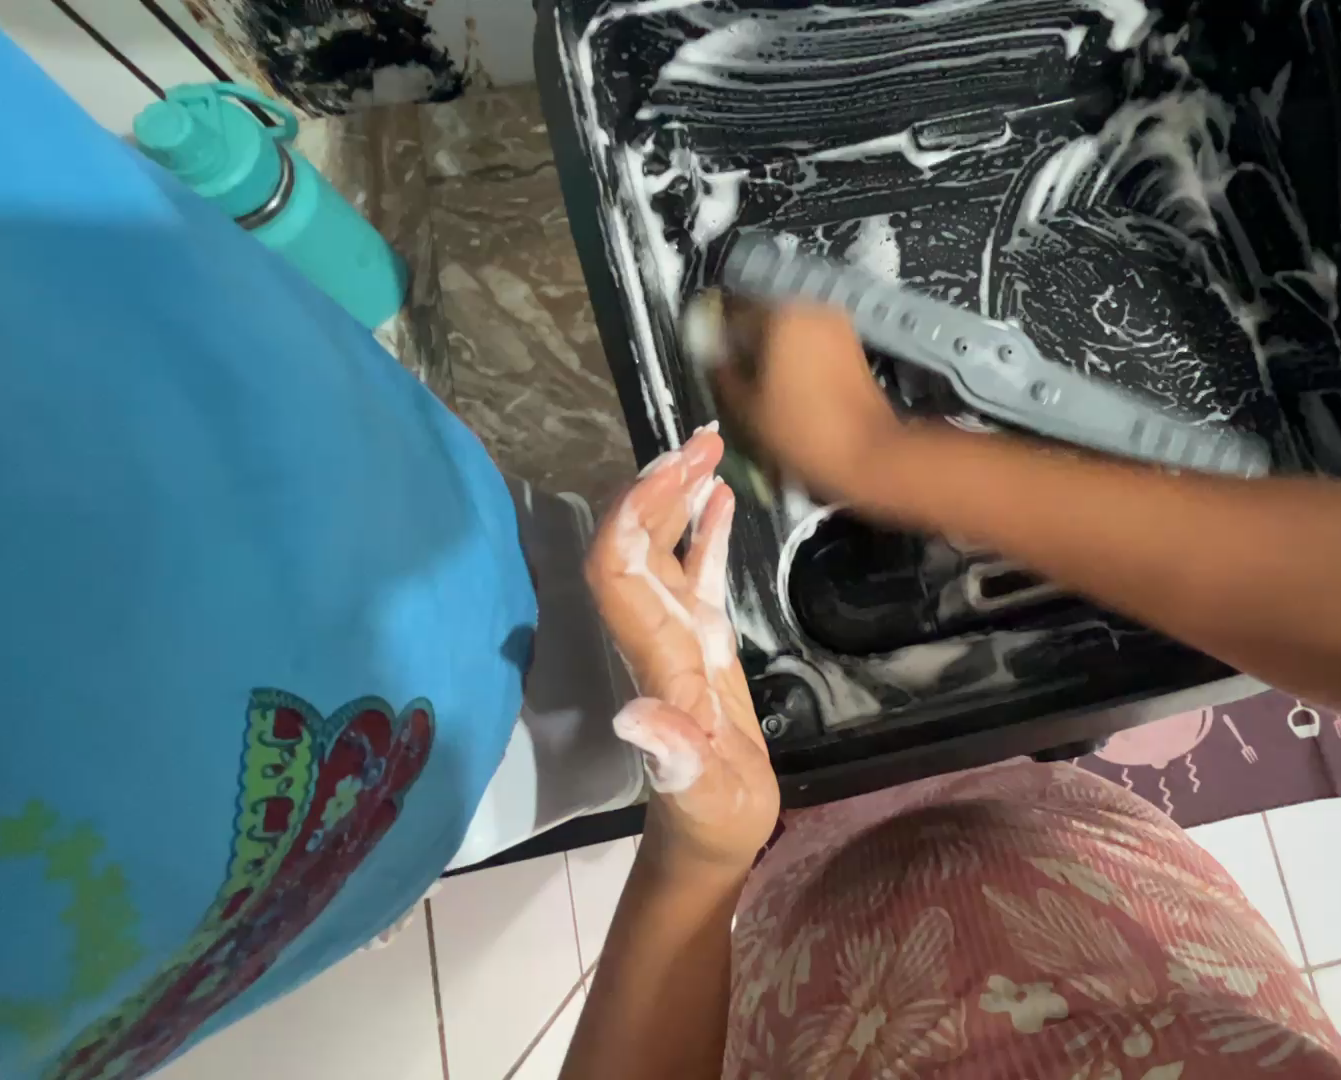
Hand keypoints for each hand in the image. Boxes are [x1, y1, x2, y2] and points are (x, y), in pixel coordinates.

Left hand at [585, 427, 778, 872]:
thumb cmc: (712, 815)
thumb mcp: (703, 793)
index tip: (668, 470)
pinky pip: (699, 571)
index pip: (620, 575)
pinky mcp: (702, 640)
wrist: (715, 826)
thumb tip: (634, 713)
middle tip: (699, 441)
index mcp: (656, 660)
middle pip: (637, 546)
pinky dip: (704, 531)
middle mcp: (656, 634)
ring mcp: (678, 633)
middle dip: (658, 489)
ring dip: (678, 497)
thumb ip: (672, 754)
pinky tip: (719, 498)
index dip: (632, 519)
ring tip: (708, 450)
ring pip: (664, 550)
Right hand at [708, 297, 904, 502]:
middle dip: (747, 344)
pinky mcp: (852, 344)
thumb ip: (721, 372)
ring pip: (788, 331)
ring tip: (763, 389)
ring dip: (772, 352)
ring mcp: (836, 323)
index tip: (711, 364)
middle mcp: (810, 306)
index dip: (716, 339)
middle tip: (737, 380)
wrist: (870, 454)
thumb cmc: (802, 432)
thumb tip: (709, 354)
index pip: (730, 312)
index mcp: (780, 314)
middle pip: (762, 318)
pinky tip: (790, 389)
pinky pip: (811, 342)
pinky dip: (796, 358)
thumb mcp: (747, 408)